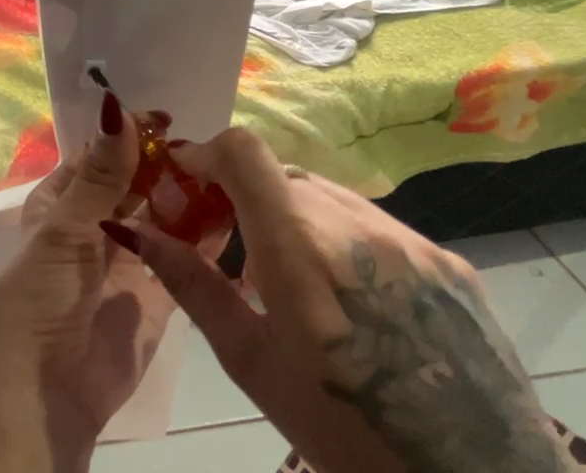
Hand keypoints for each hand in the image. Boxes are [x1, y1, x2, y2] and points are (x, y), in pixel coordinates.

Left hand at [0, 102, 229, 472]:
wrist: (49, 387)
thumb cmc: (43, 296)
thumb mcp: (67, 230)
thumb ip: (101, 177)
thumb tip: (116, 109)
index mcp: (61, 203)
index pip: (99, 158)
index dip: (129, 136)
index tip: (169, 117)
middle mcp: (95, 226)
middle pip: (136, 185)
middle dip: (166, 166)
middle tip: (212, 147)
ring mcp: (129, 260)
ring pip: (164, 218)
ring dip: (191, 197)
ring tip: (232, 173)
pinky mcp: (159, 295)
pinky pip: (186, 257)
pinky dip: (208, 238)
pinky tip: (239, 215)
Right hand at [137, 129, 571, 472]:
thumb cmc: (346, 434)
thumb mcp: (252, 363)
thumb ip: (191, 284)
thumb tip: (133, 228)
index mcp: (301, 251)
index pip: (243, 151)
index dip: (206, 153)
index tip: (186, 183)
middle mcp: (359, 228)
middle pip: (279, 174)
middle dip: (240, 193)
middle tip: (223, 241)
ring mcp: (413, 243)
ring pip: (325, 194)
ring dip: (289, 214)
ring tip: (283, 277)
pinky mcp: (452, 263)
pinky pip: (373, 224)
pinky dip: (337, 237)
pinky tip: (343, 299)